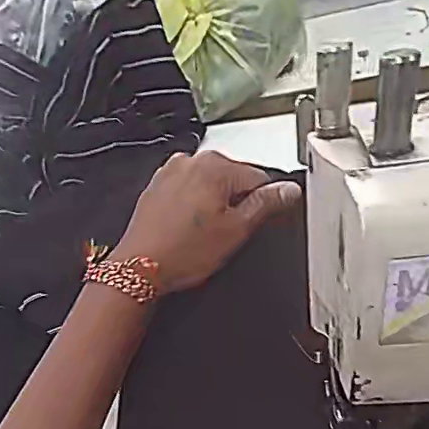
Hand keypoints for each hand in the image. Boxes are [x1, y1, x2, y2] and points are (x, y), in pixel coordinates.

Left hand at [110, 150, 300, 294]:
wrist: (140, 268)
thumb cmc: (181, 252)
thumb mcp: (236, 231)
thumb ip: (266, 205)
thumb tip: (289, 190)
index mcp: (215, 166)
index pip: (260, 178)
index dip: (263, 205)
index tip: (253, 225)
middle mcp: (191, 161)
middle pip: (233, 179)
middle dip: (235, 205)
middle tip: (225, 235)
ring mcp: (171, 172)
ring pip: (210, 187)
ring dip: (214, 207)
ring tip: (203, 235)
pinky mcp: (158, 186)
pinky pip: (189, 193)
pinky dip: (193, 208)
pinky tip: (188, 231)